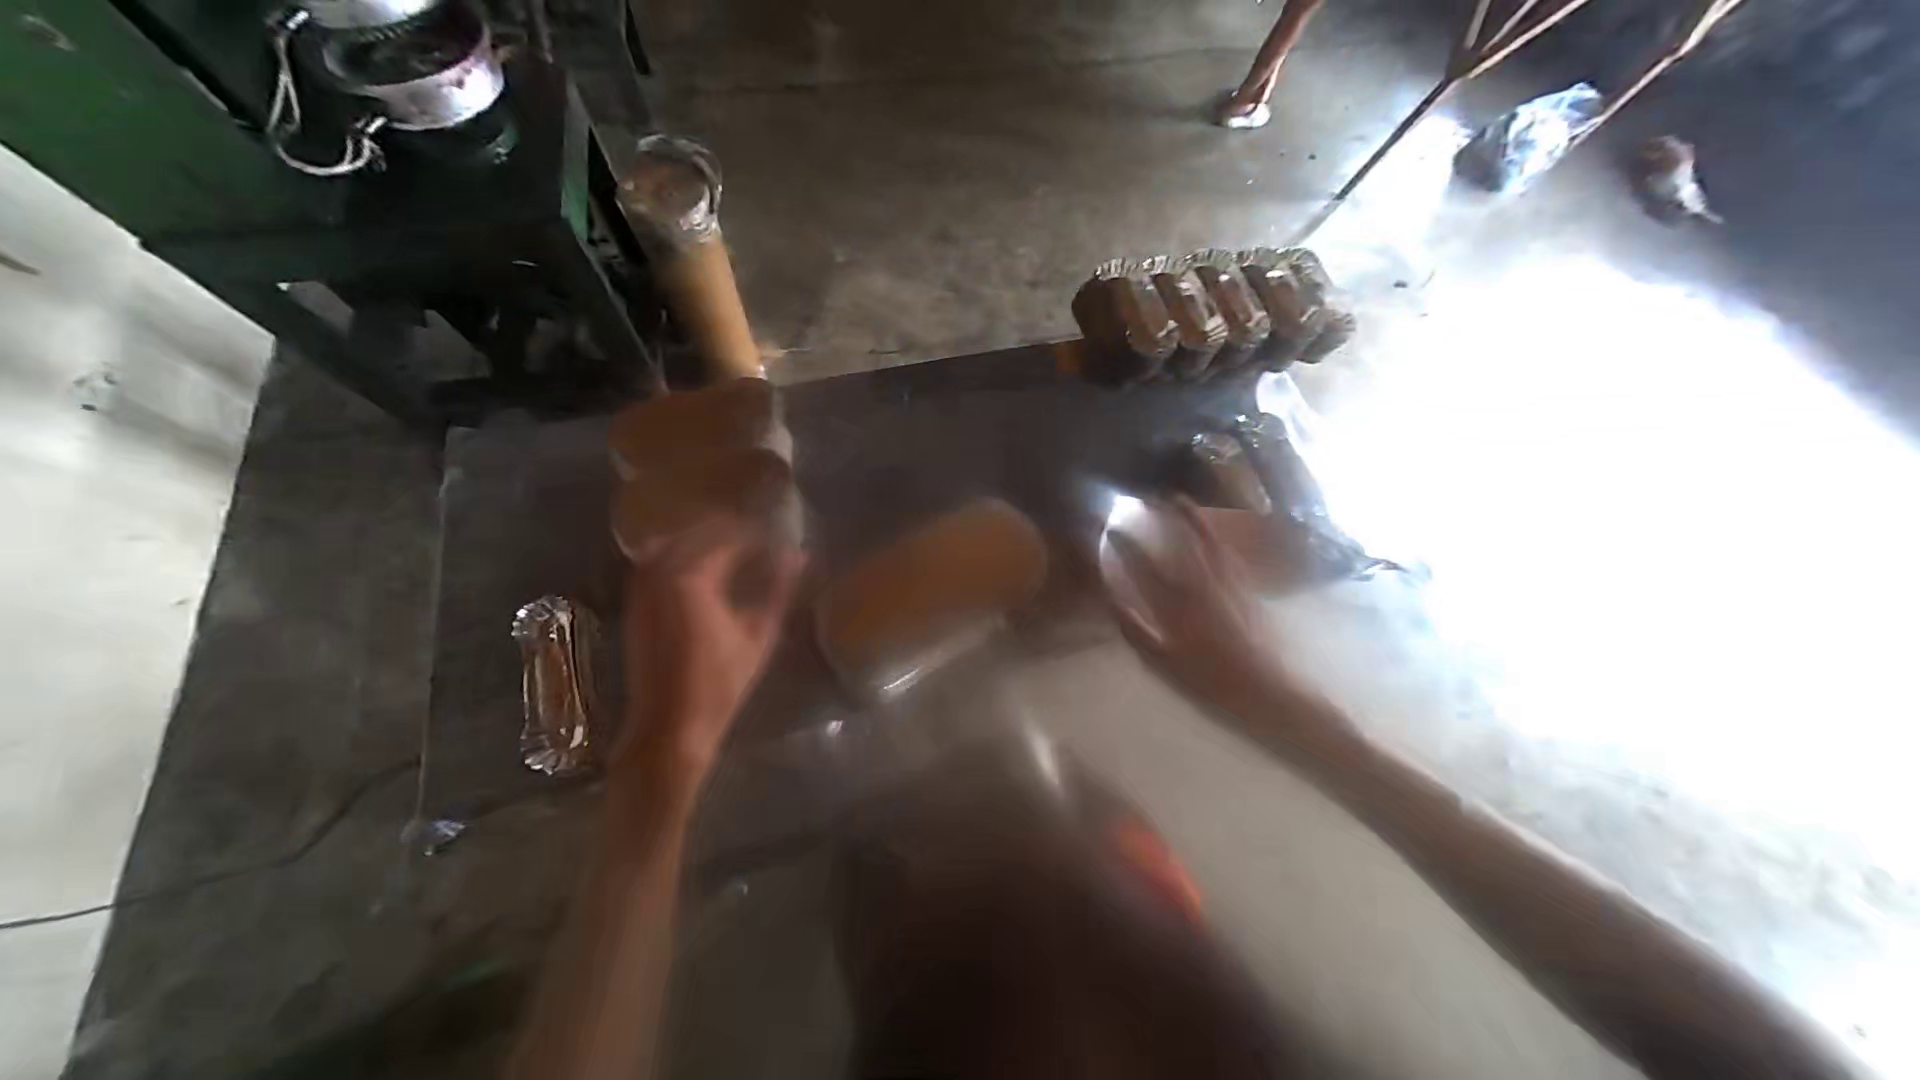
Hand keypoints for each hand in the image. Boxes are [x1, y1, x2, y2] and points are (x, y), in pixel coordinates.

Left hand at [617, 518, 805, 795]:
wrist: (670, 724)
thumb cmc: (721, 683)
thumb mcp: (760, 634)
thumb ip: (779, 589)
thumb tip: (799, 555)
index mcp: (692, 578)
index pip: (728, 536)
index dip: (756, 533)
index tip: (779, 534)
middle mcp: (660, 573)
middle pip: (696, 531)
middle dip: (729, 529)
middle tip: (760, 536)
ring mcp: (641, 587)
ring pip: (672, 541)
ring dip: (702, 538)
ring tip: (734, 547)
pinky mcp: (635, 602)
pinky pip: (655, 560)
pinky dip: (680, 554)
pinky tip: (704, 567)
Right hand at [1103, 498, 1290, 713]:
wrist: (1268, 685)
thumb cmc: (1210, 678)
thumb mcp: (1163, 661)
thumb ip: (1134, 629)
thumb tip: (1111, 601)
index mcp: (1174, 604)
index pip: (1142, 563)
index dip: (1125, 542)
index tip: (1111, 527)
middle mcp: (1199, 583)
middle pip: (1177, 539)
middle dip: (1159, 515)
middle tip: (1146, 498)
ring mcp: (1226, 579)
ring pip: (1205, 537)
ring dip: (1189, 515)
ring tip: (1177, 498)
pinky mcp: (1245, 582)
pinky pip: (1225, 549)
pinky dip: (1213, 533)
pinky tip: (1208, 528)